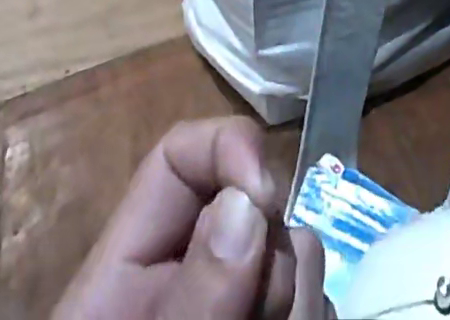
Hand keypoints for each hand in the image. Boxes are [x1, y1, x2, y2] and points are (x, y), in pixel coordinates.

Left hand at [54, 117, 328, 319]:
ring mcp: (238, 293)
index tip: (264, 192)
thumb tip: (250, 200)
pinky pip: (316, 292)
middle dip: (273, 249)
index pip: (180, 153)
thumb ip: (195, 291)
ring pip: (297, 247)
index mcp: (132, 259)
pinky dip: (311, 313)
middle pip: (254, 200)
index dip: (228, 146)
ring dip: (297, 294)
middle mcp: (192, 263)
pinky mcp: (274, 317)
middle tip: (261, 316)